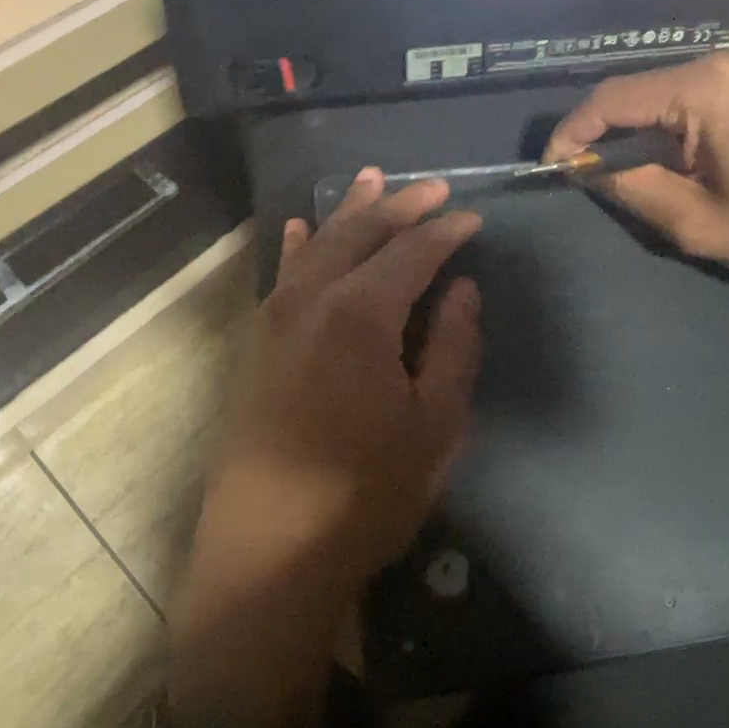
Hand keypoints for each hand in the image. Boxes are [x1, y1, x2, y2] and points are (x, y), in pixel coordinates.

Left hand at [196, 169, 482, 589]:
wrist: (267, 548)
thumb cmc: (363, 493)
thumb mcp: (434, 427)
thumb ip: (453, 348)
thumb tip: (462, 289)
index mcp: (361, 314)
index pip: (411, 252)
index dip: (444, 232)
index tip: (473, 217)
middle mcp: (311, 300)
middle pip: (359, 234)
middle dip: (399, 206)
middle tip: (434, 187)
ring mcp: (274, 319)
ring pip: (316, 245)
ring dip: (348, 212)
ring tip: (372, 179)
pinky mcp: (256, 344)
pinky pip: (280, 276)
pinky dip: (296, 246)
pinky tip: (298, 227)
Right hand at [546, 35, 728, 286]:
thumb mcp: (700, 223)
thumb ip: (631, 188)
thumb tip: (584, 167)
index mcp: (713, 87)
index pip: (615, 97)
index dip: (573, 130)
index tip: (552, 163)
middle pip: (646, 87)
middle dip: (613, 131)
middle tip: (596, 173)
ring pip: (676, 85)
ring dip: (651, 123)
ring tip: (646, 167)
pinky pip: (710, 84)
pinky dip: (685, 114)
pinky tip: (689, 149)